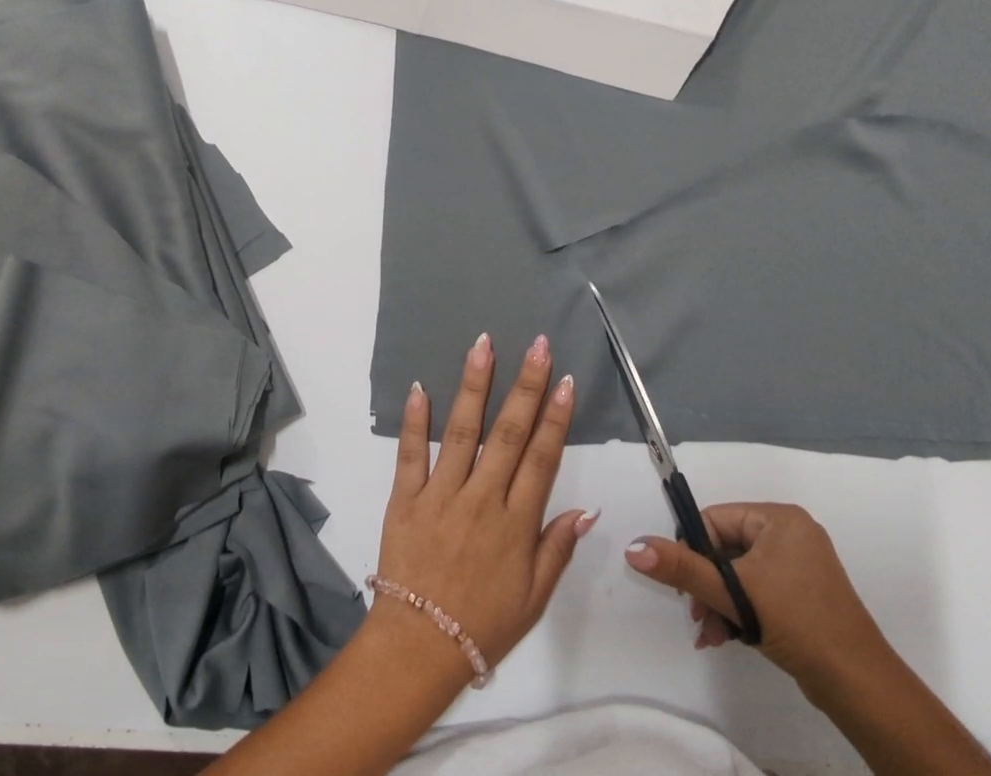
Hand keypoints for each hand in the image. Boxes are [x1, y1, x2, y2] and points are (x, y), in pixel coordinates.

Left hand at [372, 333, 596, 685]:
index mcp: (516, 522)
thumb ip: (557, 548)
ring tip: (482, 346)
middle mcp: (481, 499)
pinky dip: (415, 421)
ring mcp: (440, 495)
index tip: (564, 381)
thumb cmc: (483, 624)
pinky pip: (410, 454)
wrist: (419, 646)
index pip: (541, 458)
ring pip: (462, 432)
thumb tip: (586, 509)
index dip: (555, 417)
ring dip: (474, 386)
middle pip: (508, 433)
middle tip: (535, 345)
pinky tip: (421, 388)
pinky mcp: (405, 500)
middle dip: (524, 386)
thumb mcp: (534, 597)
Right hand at [625, 502, 891, 690]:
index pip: (715, 520)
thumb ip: (682, 568)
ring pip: (737, 574)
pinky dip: (738, 611)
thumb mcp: (733, 592)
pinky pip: (755, 589)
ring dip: (718, 604)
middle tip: (697, 616)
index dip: (693, 552)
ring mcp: (798, 564)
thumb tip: (633, 548)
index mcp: (779, 518)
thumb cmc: (797, 622)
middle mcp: (790, 533)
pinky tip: (726, 638)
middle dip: (706, 586)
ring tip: (712, 635)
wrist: (856, 682)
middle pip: (724, 549)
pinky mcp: (801, 592)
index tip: (685, 588)